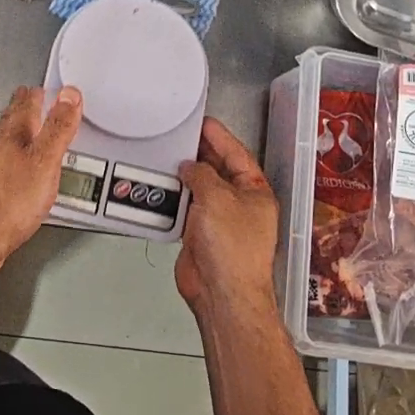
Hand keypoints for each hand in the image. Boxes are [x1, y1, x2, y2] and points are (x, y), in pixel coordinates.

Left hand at [0, 85, 82, 284]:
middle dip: (28, 107)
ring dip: (24, 131)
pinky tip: (24, 169)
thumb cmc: (7, 203)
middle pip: (15, 119)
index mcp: (13, 134)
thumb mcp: (44, 161)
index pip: (27, 102)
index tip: (52, 87)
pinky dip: (21, 158)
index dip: (41, 93)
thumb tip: (69, 95)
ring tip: (34, 128)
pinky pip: (9, 165)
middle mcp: (0, 147)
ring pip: (11, 141)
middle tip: (37, 98)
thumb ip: (58, 127)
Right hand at [176, 118, 280, 323]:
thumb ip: (202, 175)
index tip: (203, 122)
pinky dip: (173, 197)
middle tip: (179, 135)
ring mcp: (219, 220)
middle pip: (218, 170)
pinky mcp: (199, 235)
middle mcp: (239, 204)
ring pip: (200, 189)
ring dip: (184, 176)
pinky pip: (185, 209)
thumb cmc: (232, 248)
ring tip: (165, 156)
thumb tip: (190, 168)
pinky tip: (160, 186)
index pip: (237, 155)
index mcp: (255, 192)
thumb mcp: (218, 197)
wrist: (222, 292)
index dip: (220, 137)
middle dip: (200, 154)